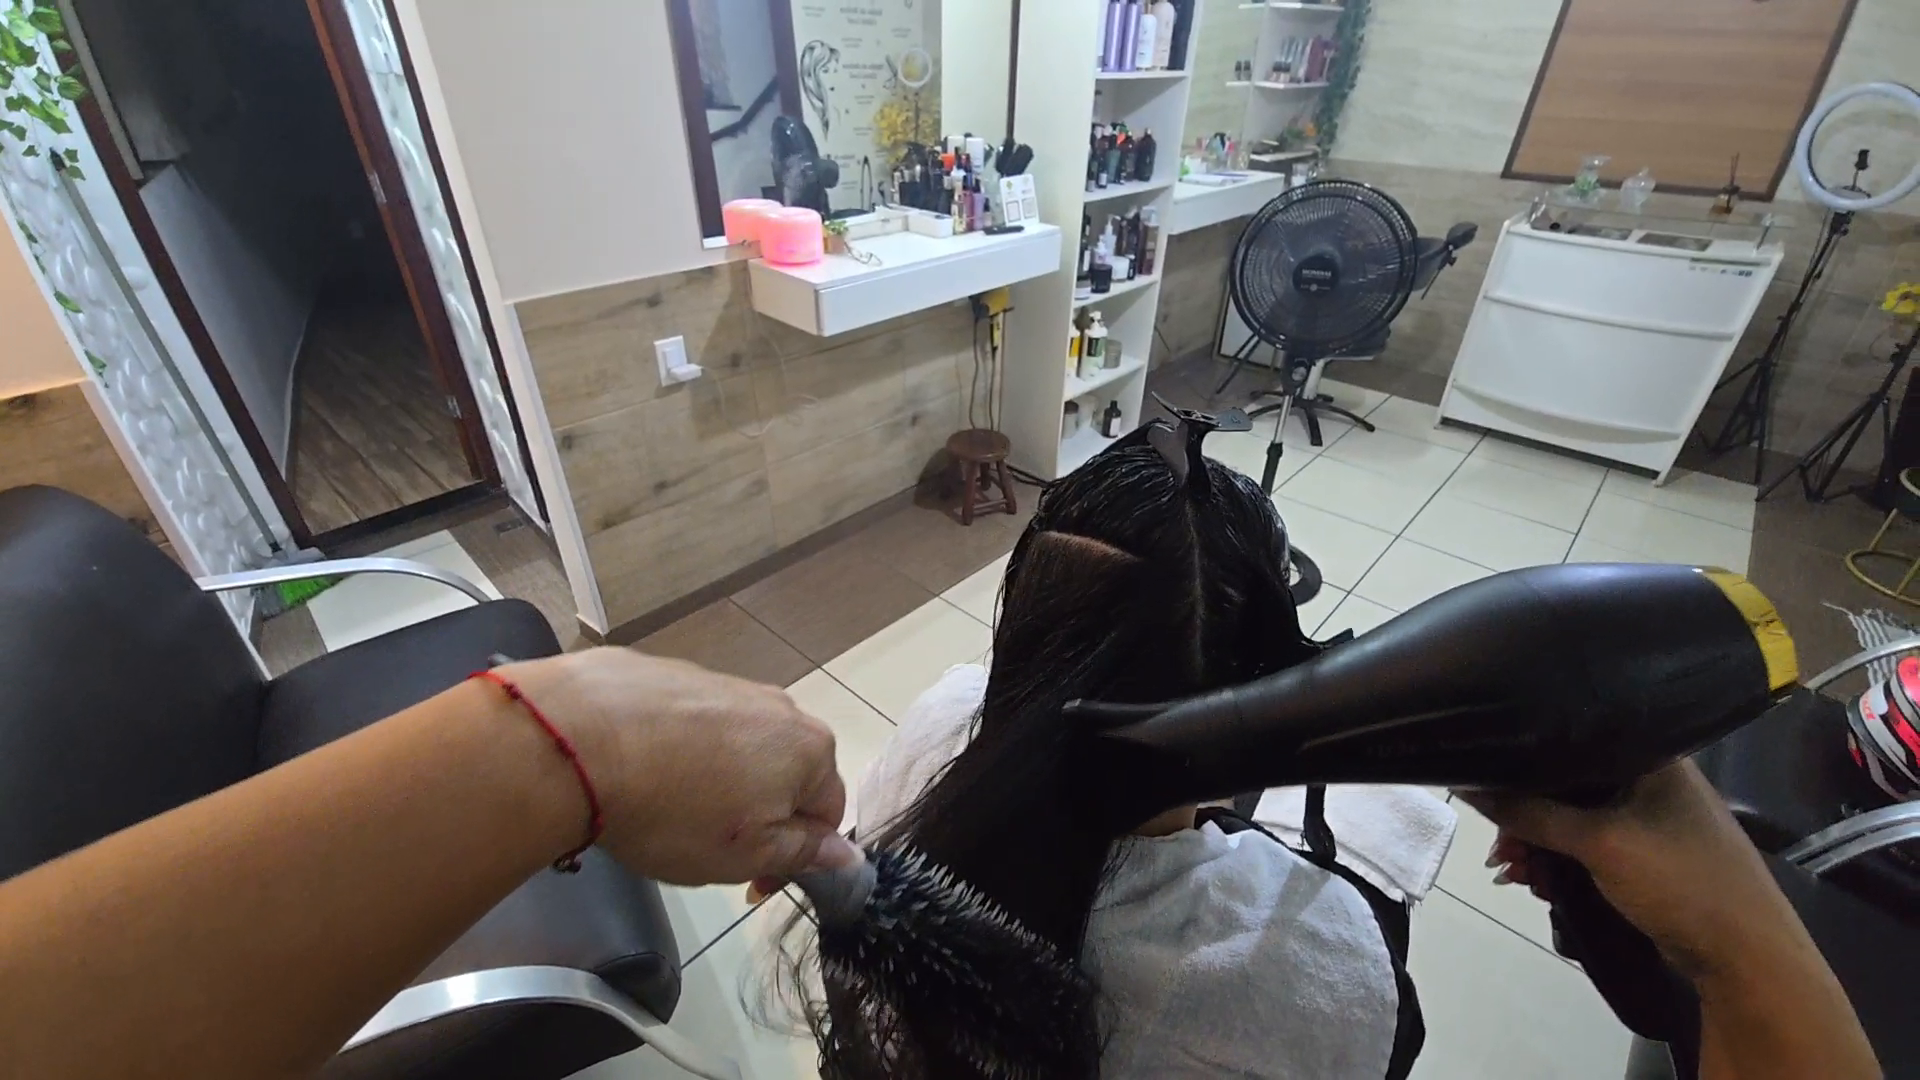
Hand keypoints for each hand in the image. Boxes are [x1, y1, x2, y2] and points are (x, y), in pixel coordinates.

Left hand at [501, 649, 856, 886]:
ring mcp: (732, 684)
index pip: (828, 813)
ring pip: (743, 744)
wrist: (583, 736)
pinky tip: (644, 767)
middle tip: (709, 845)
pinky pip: (699, 720)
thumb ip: (803, 853)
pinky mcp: (682, 673)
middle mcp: (782, 708)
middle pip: (787, 773)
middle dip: (760, 811)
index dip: (796, 856)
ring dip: (723, 778)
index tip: (751, 881)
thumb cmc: (677, 809)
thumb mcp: (744, 855)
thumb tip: (848, 855)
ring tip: (670, 804)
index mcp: (810, 750)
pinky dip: (684, 747)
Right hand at [1459, 761, 1806, 979]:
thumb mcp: (1596, 842)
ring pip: (1568, 816)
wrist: (1754, 967)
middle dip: (1522, 818)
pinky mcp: (1646, 850)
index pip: (1567, 740)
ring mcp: (1650, 817)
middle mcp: (1650, 780)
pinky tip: (1538, 880)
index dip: (1522, 763)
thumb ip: (1526, 811)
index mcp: (1651, 759)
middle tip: (1502, 850)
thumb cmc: (1683, 885)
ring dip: (1535, 843)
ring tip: (1516, 873)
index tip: (1489, 790)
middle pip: (1561, 784)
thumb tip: (1463, 783)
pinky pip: (1584, 841)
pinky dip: (1557, 858)